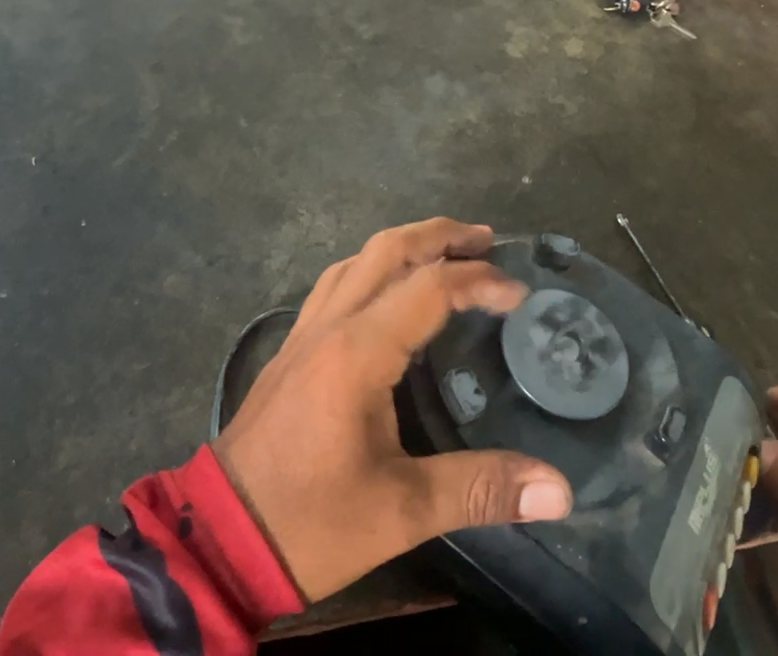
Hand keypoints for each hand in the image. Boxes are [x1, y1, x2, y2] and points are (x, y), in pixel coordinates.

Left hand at [213, 219, 573, 600]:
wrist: (216, 541)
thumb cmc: (310, 522)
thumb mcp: (401, 512)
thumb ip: (480, 489)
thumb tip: (560, 490)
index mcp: (357, 352)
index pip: (429, 288)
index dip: (479, 281)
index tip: (520, 296)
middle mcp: (328, 327)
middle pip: (387, 252)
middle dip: (439, 235)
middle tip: (487, 240)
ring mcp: (302, 335)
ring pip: (355, 263)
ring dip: (403, 247)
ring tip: (445, 254)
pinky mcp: (290, 352)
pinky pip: (334, 287)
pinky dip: (372, 270)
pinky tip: (387, 294)